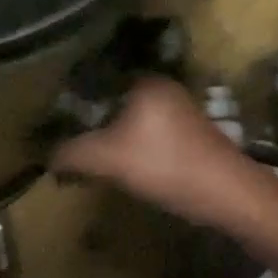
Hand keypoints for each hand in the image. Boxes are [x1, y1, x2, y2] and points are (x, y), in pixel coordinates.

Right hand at [51, 77, 269, 225]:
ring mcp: (178, 110)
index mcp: (144, 82)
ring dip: (109, 135)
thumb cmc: (167, 166)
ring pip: (129, 118)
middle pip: (111, 100)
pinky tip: (118, 164)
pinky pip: (146, 132)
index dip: (71, 101)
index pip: (95, 81)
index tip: (52, 121)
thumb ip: (72, 153)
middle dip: (89, 120)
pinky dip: (129, 144)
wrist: (230, 195)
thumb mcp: (109, 160)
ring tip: (86, 154)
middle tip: (66, 139)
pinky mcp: (188, 133)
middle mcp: (162, 88)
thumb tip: (46, 158)